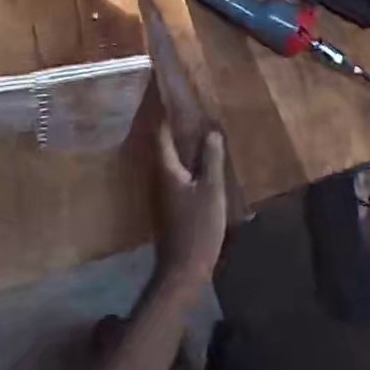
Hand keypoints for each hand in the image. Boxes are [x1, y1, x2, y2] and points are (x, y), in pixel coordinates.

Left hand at [155, 125, 226, 287]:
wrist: (183, 271)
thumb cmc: (198, 227)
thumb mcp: (211, 191)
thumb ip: (211, 160)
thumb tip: (211, 132)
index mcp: (167, 170)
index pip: (162, 135)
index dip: (166, 116)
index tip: (173, 98)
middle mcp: (159, 178)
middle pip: (164, 147)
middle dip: (174, 128)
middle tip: (189, 110)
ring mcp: (162, 194)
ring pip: (170, 162)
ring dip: (180, 146)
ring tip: (196, 131)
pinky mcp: (168, 206)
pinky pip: (175, 175)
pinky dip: (184, 164)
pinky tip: (198, 164)